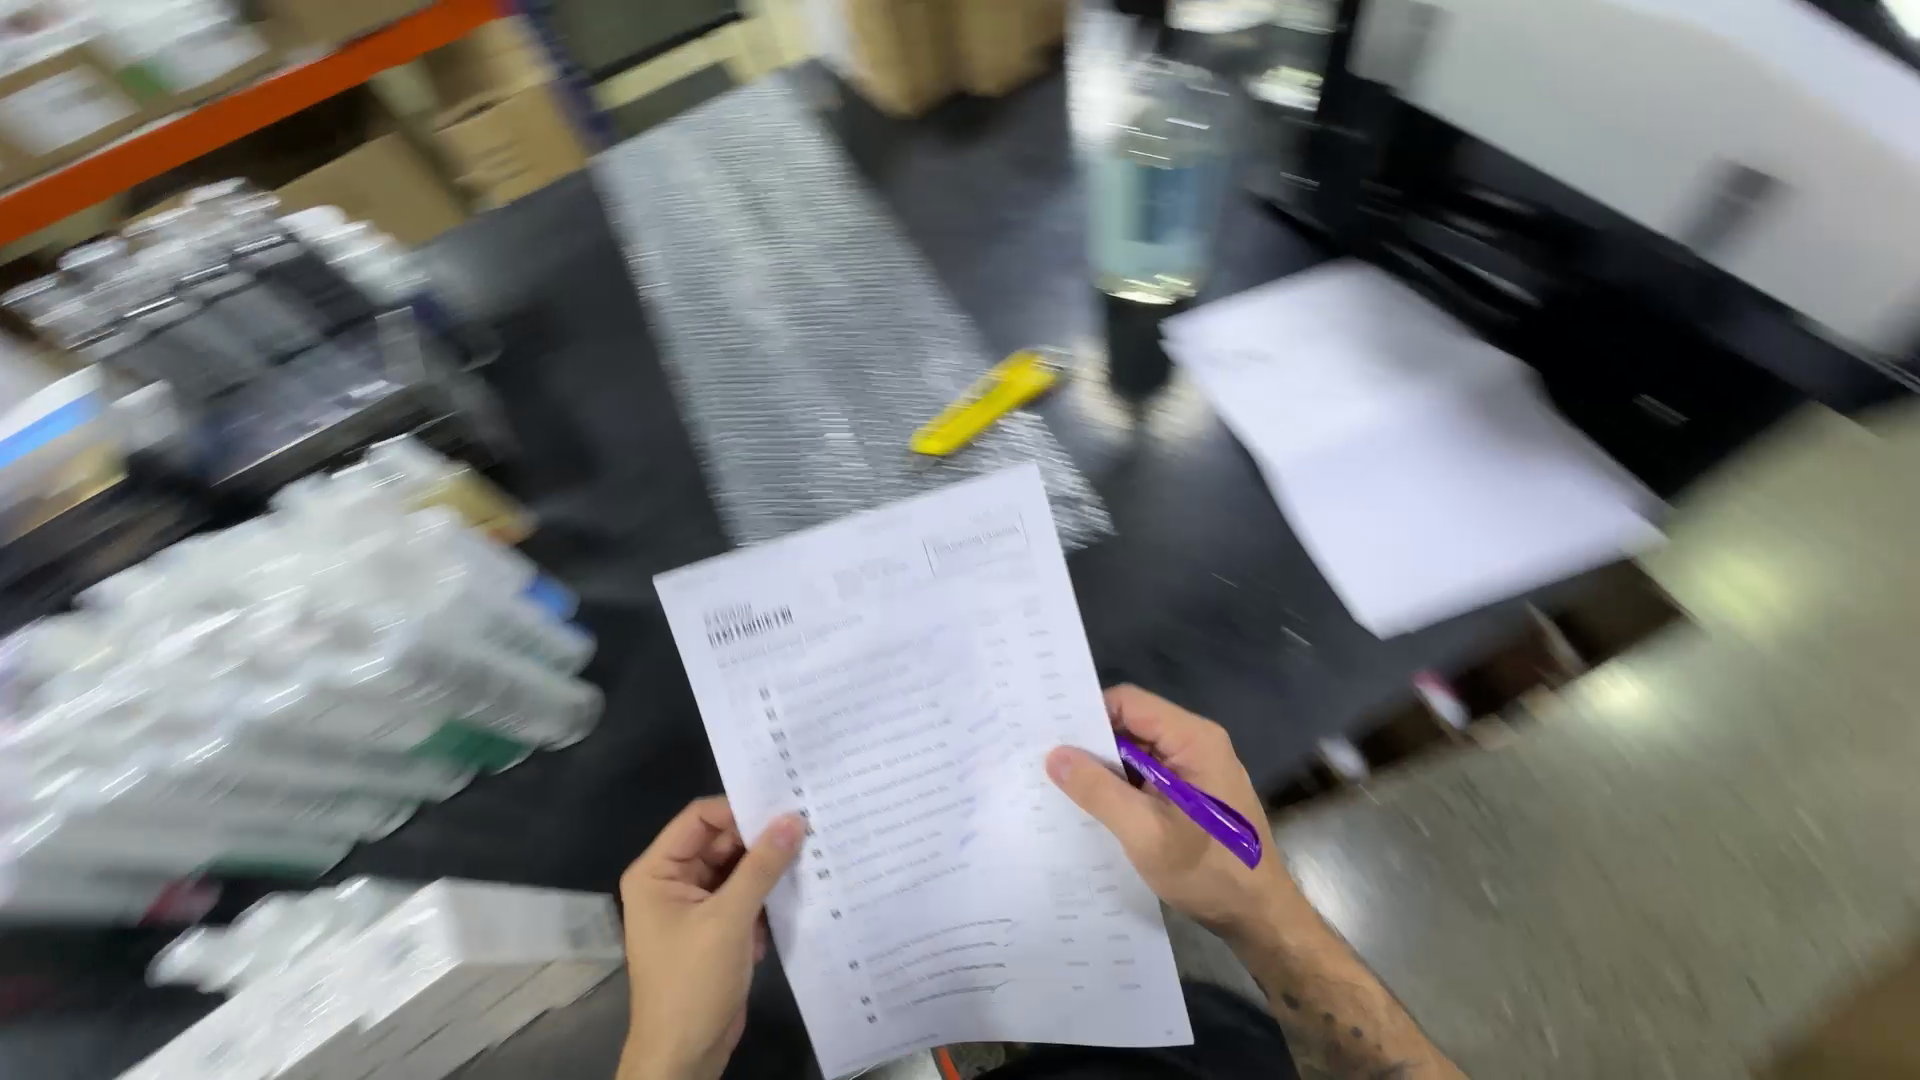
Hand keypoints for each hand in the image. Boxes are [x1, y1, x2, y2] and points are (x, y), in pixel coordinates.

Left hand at [617, 798, 803, 1079]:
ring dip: (768, 867)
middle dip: (760, 838)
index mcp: (657, 872)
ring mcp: (695, 905)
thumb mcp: (729, 919)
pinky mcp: (715, 927)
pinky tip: (797, 892)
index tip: (784, 806)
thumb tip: (794, 818)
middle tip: (808, 824)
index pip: (700, 818)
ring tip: (811, 852)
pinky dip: (766, 893)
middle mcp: (672, 881)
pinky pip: (744, 893)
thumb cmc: (692, 982)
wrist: (684, 1058)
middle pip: (722, 840)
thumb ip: (762, 866)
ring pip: (738, 867)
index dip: (739, 809)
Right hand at [1046, 685, 1310, 945]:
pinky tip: (1092, 805)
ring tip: (1058, 783)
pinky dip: (1120, 785)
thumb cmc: (1209, 872)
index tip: (1050, 735)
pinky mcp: (1190, 792)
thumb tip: (1054, 755)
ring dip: (1103, 767)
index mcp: (1193, 739)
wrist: (1260, 919)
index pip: (1129, 702)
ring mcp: (1195, 768)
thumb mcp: (1145, 833)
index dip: (1088, 714)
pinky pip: (1146, 774)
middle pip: (1131, 724)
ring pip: (1135, 751)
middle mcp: (1196, 743)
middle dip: (1091, 742)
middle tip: (1045, 760)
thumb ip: (1098, 790)